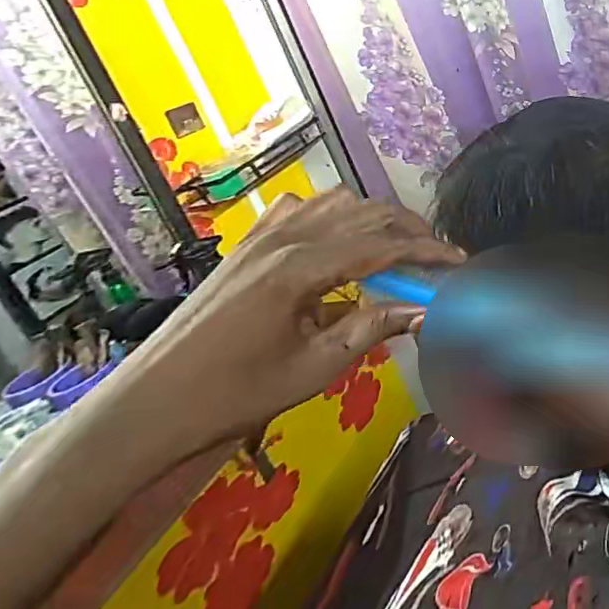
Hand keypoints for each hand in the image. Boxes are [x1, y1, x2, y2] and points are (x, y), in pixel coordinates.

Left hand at [99, 189, 463, 456]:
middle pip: (364, 213)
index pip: (382, 245)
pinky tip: (337, 242)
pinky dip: (334, 215)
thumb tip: (424, 311)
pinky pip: (303, 208)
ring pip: (336, 202)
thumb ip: (371, 329)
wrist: (148, 405)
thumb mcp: (311, 369)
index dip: (427, 251)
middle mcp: (285, 237)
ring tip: (395, 249)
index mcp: (300, 268)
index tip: (460, 261)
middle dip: (408, 229)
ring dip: (374, 219)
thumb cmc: (231, 396)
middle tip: (435, 257)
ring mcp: (263, 234)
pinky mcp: (248, 242)